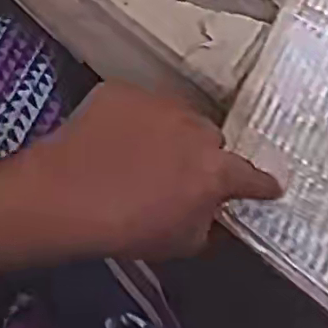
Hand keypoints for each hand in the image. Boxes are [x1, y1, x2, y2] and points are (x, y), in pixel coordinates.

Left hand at [0, 82, 282, 270]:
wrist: (66, 192)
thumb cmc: (128, 226)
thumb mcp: (187, 239)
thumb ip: (209, 213)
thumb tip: (208, 199)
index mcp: (215, 168)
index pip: (252, 174)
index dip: (257, 184)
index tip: (261, 186)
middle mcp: (189, 126)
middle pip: (208, 136)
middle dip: (201, 151)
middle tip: (180, 167)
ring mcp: (150, 101)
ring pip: (173, 112)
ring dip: (168, 128)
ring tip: (144, 147)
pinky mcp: (115, 88)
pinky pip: (135, 101)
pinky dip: (131, 114)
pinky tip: (115, 133)